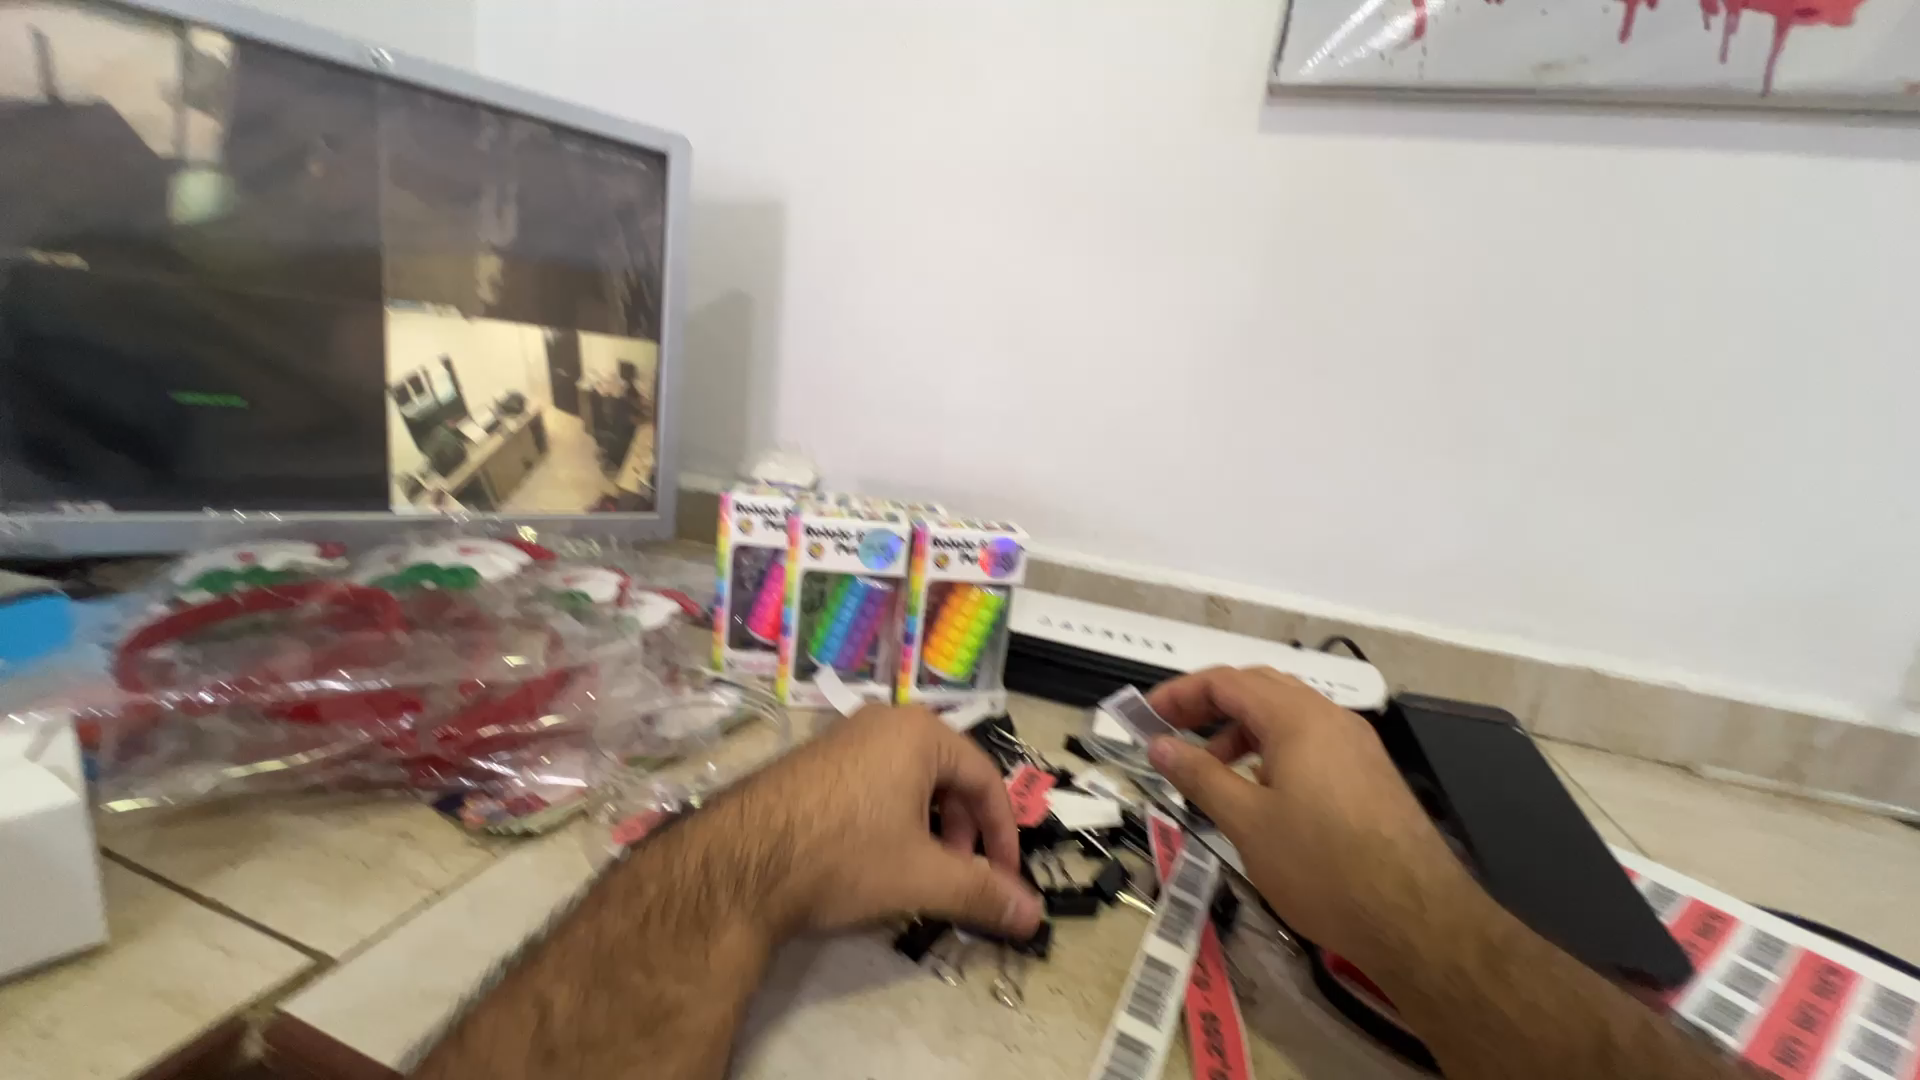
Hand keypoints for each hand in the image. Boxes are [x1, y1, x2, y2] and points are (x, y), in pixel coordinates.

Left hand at [699, 703, 1043, 943]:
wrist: (738, 865)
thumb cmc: (845, 856)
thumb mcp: (922, 877)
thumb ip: (983, 893)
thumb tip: (1035, 916)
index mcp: (921, 733)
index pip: (986, 779)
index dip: (1003, 835)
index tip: (1004, 881)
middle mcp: (885, 721)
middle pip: (949, 776)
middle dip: (963, 832)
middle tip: (958, 877)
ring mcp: (845, 736)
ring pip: (911, 781)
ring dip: (929, 827)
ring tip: (918, 871)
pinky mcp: (816, 759)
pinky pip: (875, 781)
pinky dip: (892, 817)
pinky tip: (874, 856)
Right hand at [1144, 666, 1475, 971]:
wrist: (1421, 924)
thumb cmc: (1323, 866)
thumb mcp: (1247, 821)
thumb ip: (1199, 775)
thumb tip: (1159, 746)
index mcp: (1298, 718)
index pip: (1227, 681)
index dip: (1180, 694)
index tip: (1146, 718)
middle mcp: (1330, 718)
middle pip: (1258, 688)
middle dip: (1209, 704)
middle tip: (1172, 732)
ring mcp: (1356, 745)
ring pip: (1286, 715)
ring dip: (1240, 729)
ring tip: (1211, 768)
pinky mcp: (1369, 774)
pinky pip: (1310, 741)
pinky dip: (1272, 749)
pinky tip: (1260, 791)